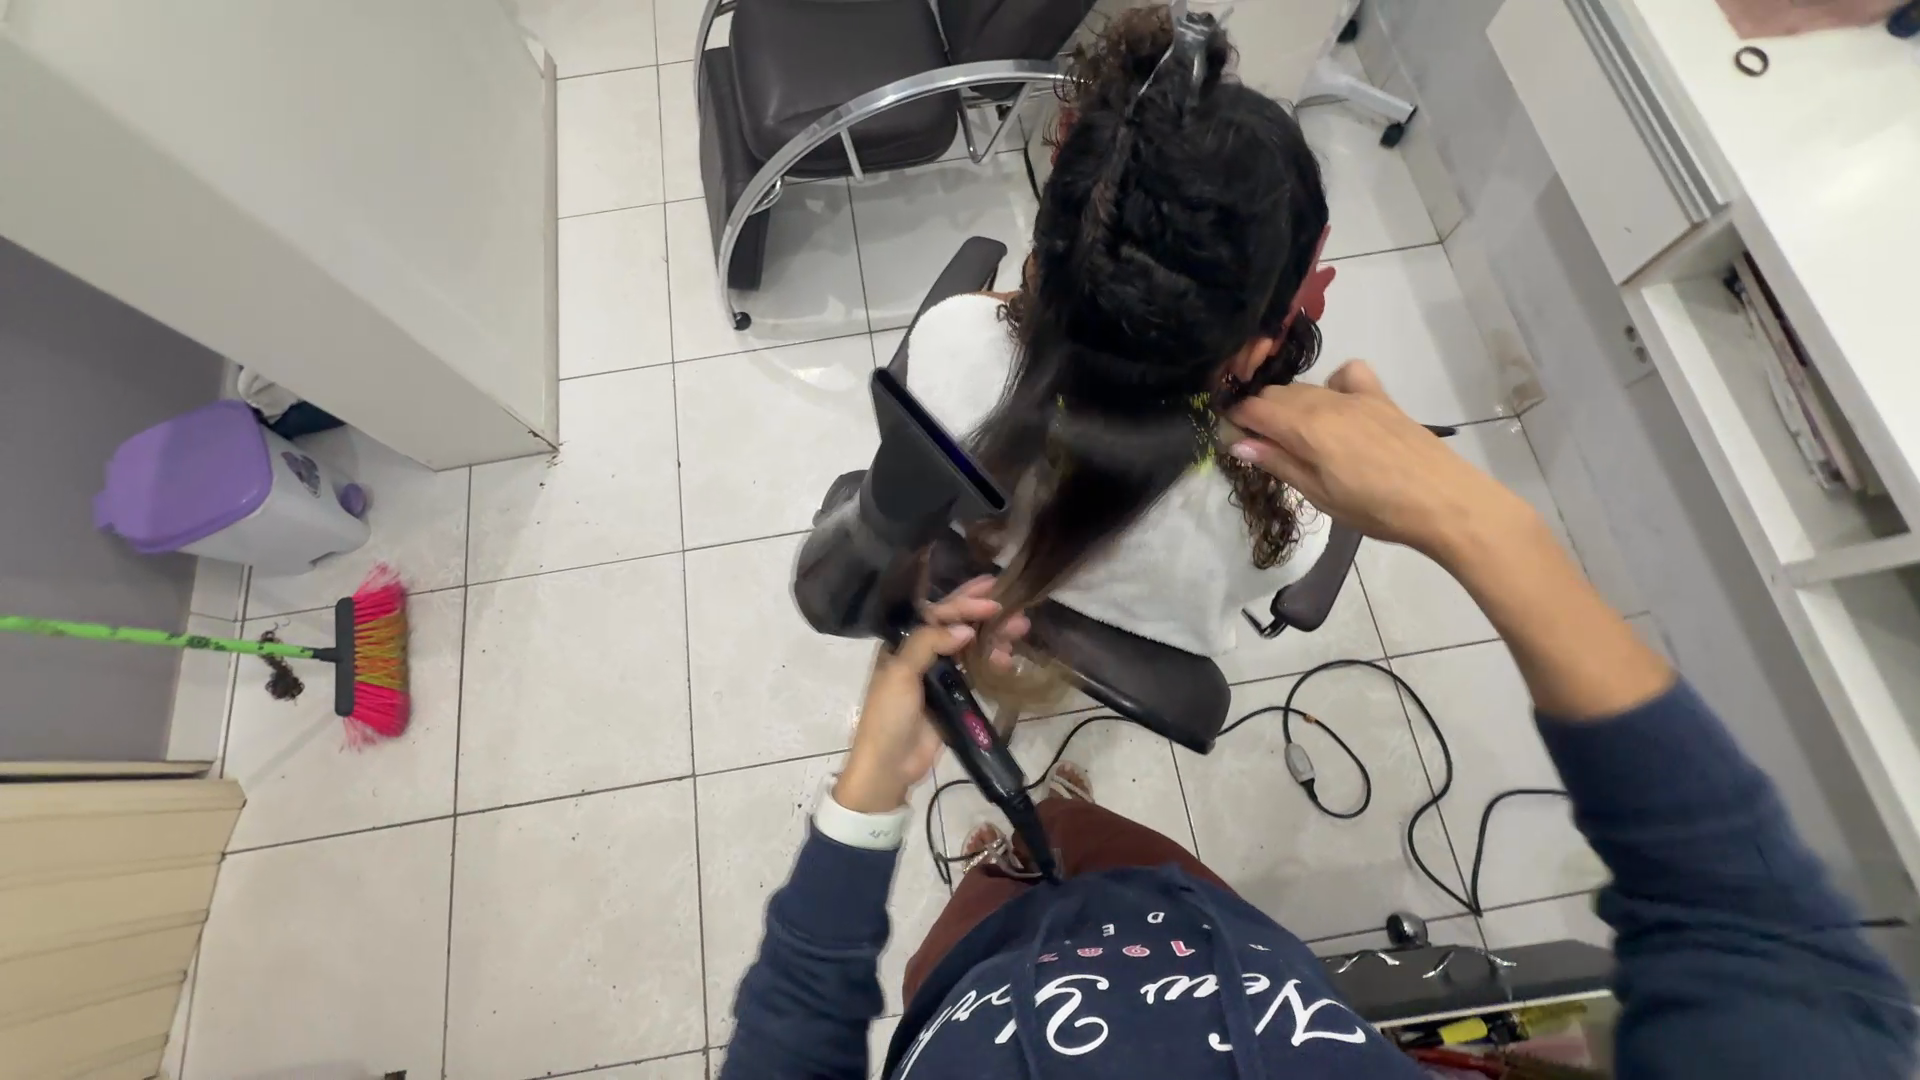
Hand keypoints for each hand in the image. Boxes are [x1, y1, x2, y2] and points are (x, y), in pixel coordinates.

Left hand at [835, 578, 1028, 812]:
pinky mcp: (954, 695)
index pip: (935, 613)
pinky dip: (993, 662)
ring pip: (970, 645)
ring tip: (1020, 628)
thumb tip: (965, 629)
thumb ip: (929, 644)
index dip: (963, 604)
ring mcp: (939, 673)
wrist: (889, 766)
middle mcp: (920, 652)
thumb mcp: (901, 674)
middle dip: (984, 614)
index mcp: (902, 643)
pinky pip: (976, 670)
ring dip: (994, 636)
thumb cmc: (888, 716)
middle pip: (955, 625)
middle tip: (1013, 605)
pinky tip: (1009, 659)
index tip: (992, 599)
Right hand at [1226, 360, 1534, 564]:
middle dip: (1257, 413)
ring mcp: (1355, 396)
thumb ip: (1277, 462)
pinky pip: (1347, 374)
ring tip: (1292, 436)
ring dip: (1287, 405)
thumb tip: (1236, 443)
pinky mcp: (1380, 398)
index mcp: (1304, 427)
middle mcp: (1325, 401)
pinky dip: (1331, 384)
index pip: (1252, 409)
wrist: (1444, 502)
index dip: (1234, 422)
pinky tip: (1335, 406)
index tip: (1230, 442)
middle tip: (1258, 446)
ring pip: (1305, 387)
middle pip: (1275, 394)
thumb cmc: (1373, 507)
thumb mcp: (1317, 494)